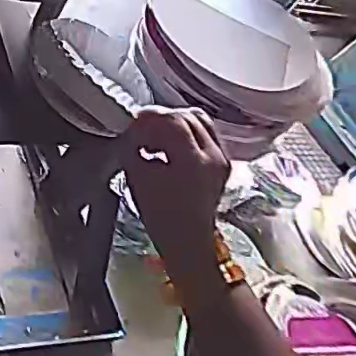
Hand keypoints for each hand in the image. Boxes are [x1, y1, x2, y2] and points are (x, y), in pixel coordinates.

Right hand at [124, 107, 230, 264]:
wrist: (187, 239)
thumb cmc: (160, 213)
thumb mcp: (138, 176)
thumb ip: (135, 146)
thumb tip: (133, 129)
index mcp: (193, 159)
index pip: (174, 120)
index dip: (152, 116)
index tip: (134, 120)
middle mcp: (213, 155)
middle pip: (189, 117)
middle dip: (163, 117)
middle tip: (143, 126)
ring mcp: (221, 159)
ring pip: (200, 122)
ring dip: (176, 122)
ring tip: (157, 135)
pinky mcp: (221, 163)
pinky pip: (205, 134)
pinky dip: (186, 132)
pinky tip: (169, 144)